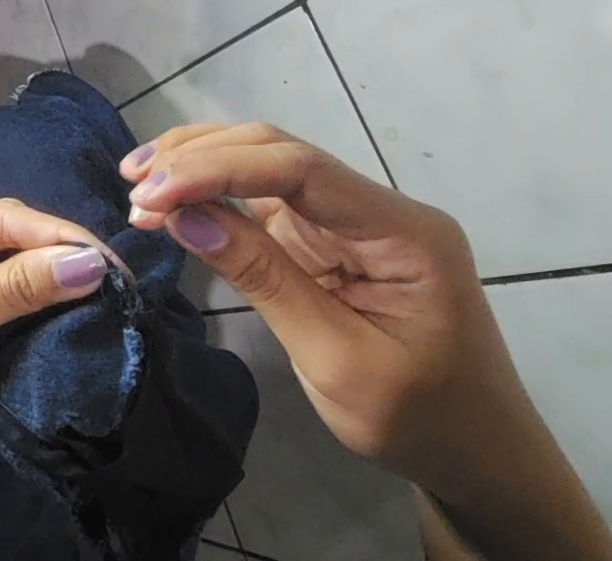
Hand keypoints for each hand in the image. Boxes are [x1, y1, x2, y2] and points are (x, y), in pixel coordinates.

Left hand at [0, 197, 111, 474]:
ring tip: (101, 294)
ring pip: (5, 264)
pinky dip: (28, 302)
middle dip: (57, 254)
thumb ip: (18, 288)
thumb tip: (89, 263)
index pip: (5, 218)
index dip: (61, 237)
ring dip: (46, 278)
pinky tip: (61, 309)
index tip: (116, 265)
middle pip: (7, 235)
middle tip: (115, 284)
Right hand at [120, 124, 611, 559]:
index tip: (152, 193)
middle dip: (199, 157)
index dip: (218, 169)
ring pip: (263, 162)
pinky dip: (209, 194)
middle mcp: (375, 207)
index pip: (299, 168)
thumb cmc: (420, 420)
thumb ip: (263, 278)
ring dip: (196, 165)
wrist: (479, 460)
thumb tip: (184, 216)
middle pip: (277, 150)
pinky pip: (260, 197)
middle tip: (133, 183)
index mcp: (402, 230)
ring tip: (136, 182)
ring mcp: (348, 218)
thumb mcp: (338, 360)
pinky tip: (168, 201)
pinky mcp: (324, 236)